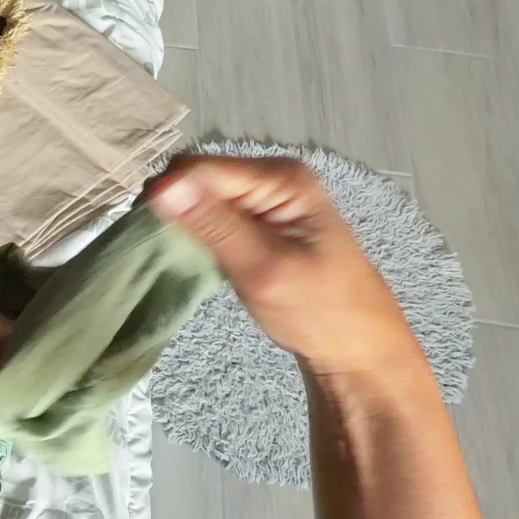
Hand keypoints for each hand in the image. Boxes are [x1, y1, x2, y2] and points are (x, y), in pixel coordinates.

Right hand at [150, 156, 422, 375]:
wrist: (358, 350)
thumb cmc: (319, 313)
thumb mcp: (262, 269)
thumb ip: (212, 225)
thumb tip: (161, 187)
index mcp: (281, 177)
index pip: (196, 168)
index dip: (171, 198)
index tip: (161, 239)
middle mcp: (271, 175)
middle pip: (194, 175)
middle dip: (176, 207)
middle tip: (175, 251)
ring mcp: (264, 196)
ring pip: (196, 193)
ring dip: (183, 221)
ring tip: (186, 255)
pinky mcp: (256, 217)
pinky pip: (208, 210)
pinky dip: (195, 230)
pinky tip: (199, 254)